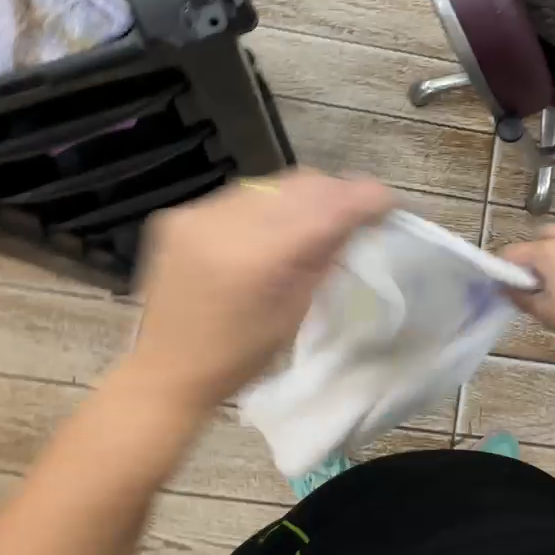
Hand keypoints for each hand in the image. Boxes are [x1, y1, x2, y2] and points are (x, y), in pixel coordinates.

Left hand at [124, 170, 394, 407]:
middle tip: (358, 210)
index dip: (364, 198)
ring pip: (274, 183)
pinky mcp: (182, 214)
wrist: (166, 372)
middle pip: (302, 184)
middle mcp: (225, 224)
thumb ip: (325, 255)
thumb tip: (357, 218)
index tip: (388, 201)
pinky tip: (275, 226)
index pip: (325, 209)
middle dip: (336, 192)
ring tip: (318, 216)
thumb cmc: (240, 356)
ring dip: (304, 195)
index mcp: (258, 258)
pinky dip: (269, 204)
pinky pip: (244, 194)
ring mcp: (198, 214)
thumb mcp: (296, 309)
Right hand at [499, 219, 554, 346]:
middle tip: (536, 281)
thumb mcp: (545, 313)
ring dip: (551, 243)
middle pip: (535, 239)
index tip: (510, 285)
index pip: (512, 253)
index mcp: (545, 253)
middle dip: (530, 256)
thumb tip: (506, 287)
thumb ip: (520, 298)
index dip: (505, 268)